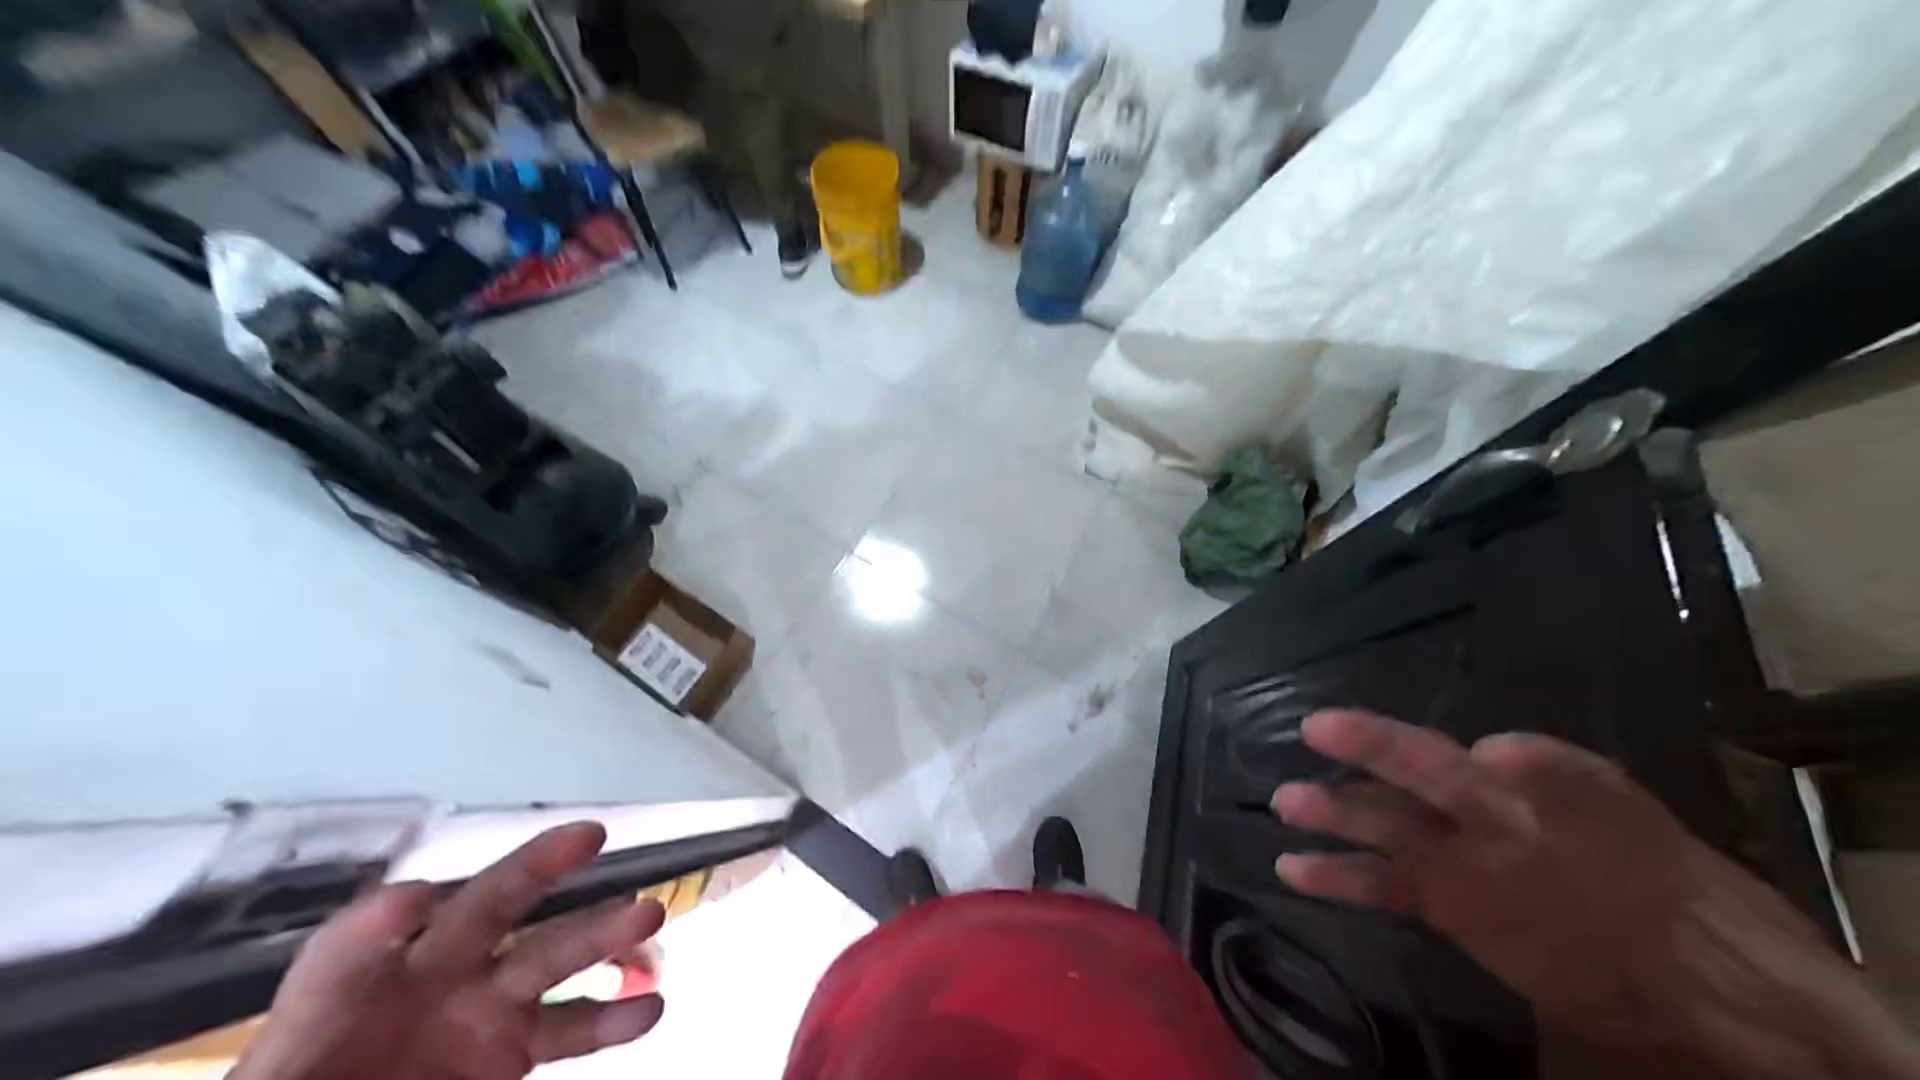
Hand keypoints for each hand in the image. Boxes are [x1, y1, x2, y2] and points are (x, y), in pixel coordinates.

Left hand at [232, 822, 667, 1079]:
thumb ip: (298, 1065)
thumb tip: (388, 931)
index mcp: (339, 999)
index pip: (346, 954)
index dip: (374, 927)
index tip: (408, 904)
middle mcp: (425, 980)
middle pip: (483, 909)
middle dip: (536, 868)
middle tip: (589, 835)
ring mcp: (478, 1009)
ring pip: (549, 955)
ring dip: (601, 931)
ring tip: (649, 915)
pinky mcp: (513, 1047)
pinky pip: (571, 1025)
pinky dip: (613, 1014)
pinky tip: (649, 1006)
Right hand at [1267, 710, 1837, 1048]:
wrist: (1691, 979)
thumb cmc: (1657, 887)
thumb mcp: (1626, 827)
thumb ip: (1562, 782)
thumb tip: (1495, 749)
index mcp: (1524, 780)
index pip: (1455, 751)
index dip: (1418, 741)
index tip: (1383, 739)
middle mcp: (1479, 806)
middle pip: (1413, 773)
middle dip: (1366, 750)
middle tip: (1315, 729)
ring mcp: (1455, 852)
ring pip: (1385, 824)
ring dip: (1336, 813)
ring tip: (1285, 803)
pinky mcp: (1440, 897)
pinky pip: (1380, 881)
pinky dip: (1337, 875)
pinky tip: (1294, 869)